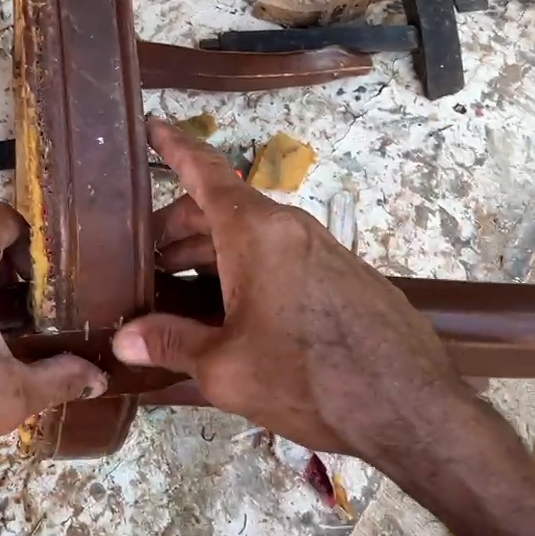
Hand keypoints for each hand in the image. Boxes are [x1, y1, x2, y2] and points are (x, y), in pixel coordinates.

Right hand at [113, 118, 480, 462]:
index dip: (175, 148)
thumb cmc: (308, 378)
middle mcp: (289, 226)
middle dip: (179, 228)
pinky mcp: (344, 275)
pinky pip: (280, 255)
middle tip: (147, 259)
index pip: (206, 172)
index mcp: (256, 231)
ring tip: (178, 287)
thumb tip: (123, 340)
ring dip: (210, 252)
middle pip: (222, 209)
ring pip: (251, 235)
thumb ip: (171, 343)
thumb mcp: (226, 367)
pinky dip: (244, 266)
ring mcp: (322, 248)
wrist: (411, 409)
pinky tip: (231, 309)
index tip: (152, 126)